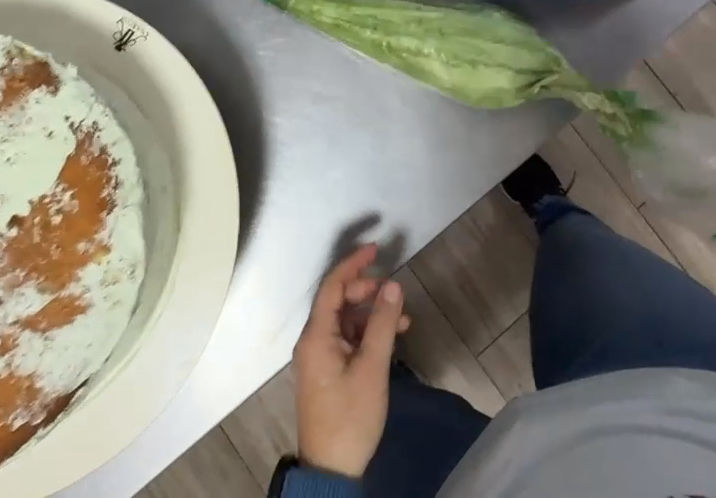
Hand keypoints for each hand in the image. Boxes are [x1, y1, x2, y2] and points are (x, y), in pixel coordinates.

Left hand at [292, 243, 408, 477]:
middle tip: (395, 295)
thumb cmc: (351, 415)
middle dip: (367, 291)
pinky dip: (368, 333)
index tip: (376, 248)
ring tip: (402, 320)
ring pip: (346, 320)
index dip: (354, 264)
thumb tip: (393, 286)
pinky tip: (390, 338)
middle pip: (339, 301)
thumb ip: (383, 324)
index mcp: (316, 336)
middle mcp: (313, 341)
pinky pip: (347, 339)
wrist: (331, 468)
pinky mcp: (328, 371)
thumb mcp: (372, 368)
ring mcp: (319, 357)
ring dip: (372, 314)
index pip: (332, 286)